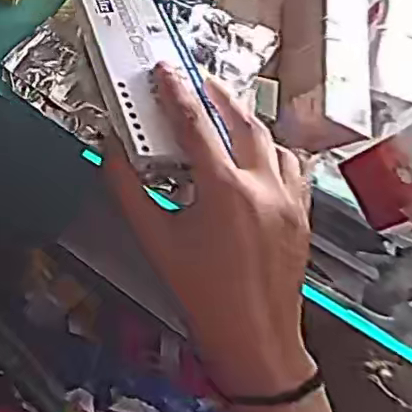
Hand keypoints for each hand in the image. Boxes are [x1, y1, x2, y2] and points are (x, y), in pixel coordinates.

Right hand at [103, 63, 315, 400]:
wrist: (255, 340)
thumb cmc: (202, 292)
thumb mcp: (153, 235)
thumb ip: (126, 186)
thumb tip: (110, 150)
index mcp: (224, 190)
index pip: (194, 123)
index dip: (175, 91)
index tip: (165, 71)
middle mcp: (262, 187)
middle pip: (241, 119)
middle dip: (215, 92)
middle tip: (193, 77)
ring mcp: (288, 200)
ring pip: (271, 139)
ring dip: (243, 118)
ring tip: (219, 109)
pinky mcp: (301, 214)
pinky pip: (290, 164)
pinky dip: (270, 147)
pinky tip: (253, 151)